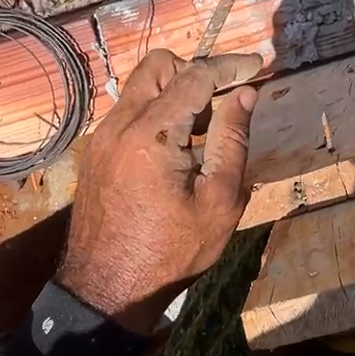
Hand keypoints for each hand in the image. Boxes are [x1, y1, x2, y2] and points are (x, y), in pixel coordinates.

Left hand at [58, 49, 263, 334]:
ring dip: (176, 89)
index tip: (258, 66)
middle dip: (196, 69)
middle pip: (159, 64)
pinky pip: (130, 110)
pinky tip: (178, 145)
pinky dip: (157, 109)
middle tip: (223, 95)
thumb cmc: (171, 251)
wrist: (107, 291)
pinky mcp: (96, 151)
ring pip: (141, 85)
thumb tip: (245, 93)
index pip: (196, 75)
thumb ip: (232, 140)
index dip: (231, 65)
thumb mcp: (219, 200)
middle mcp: (120, 124)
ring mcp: (103, 136)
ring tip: (204, 126)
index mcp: (152, 134)